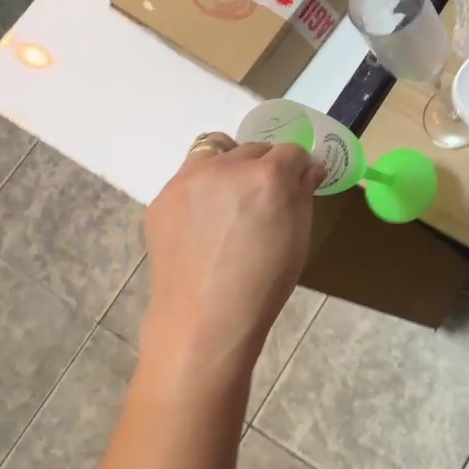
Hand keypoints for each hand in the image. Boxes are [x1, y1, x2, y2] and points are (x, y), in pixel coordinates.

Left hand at [139, 139, 324, 393]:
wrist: (204, 319)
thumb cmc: (264, 283)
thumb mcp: (298, 236)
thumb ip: (303, 193)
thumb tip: (306, 169)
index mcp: (268, 176)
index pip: (292, 152)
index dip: (300, 169)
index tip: (300, 187)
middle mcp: (227, 167)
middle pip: (255, 148)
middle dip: (266, 166)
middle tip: (266, 200)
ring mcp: (188, 179)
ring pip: (216, 149)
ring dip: (231, 163)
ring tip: (232, 197)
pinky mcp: (162, 197)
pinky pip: (189, 177)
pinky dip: (203, 187)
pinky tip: (205, 222)